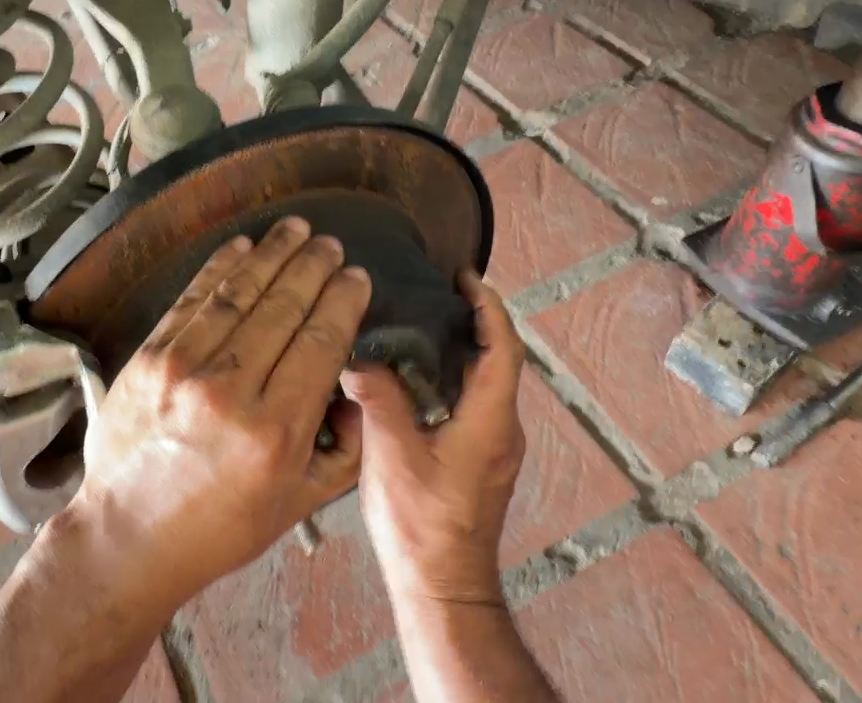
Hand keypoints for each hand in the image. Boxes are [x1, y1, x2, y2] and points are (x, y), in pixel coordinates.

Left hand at [67, 217, 371, 610]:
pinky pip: (192, 300)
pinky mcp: (149, 358)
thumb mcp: (298, 503)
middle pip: (283, 307)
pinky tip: (242, 246)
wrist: (129, 535)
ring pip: (239, 294)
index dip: (342, 301)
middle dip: (312, 267)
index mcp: (275, 429)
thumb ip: (345, 448)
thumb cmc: (220, 526)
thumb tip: (358, 389)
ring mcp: (183, 368)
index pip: (321, 342)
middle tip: (331, 244)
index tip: (356, 277)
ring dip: (271, 254)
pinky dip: (219, 267)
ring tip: (295, 228)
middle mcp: (230, 390)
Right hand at [340, 272, 525, 605]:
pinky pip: (476, 403)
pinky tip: (417, 376)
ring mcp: (495, 449)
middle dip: (476, 321)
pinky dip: (455, 376)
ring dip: (465, 349)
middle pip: (500, 361)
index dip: (489, 307)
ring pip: (488, 383)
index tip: (467, 277)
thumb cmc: (422, 522)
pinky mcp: (482, 462)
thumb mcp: (391, 453)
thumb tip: (358, 359)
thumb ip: (378, 397)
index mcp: (490, 420)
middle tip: (438, 292)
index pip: (503, 348)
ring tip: (423, 324)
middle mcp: (502, 429)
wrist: (444, 585)